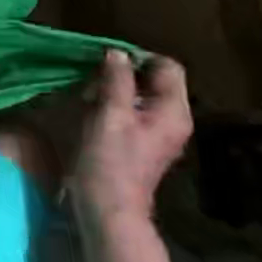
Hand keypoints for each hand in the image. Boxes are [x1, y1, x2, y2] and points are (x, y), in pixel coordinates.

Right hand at [73, 49, 192, 224]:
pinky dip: (114, 106)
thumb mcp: (111, 114)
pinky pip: (133, 113)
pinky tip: (92, 113)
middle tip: (92, 81)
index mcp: (173, 110)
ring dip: (114, 90)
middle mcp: (173, 120)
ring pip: (140, 96)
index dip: (139, 58)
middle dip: (123, 74)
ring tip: (88, 97)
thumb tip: (117, 52)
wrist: (108, 209)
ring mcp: (159, 134)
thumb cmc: (110, 160)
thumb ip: (116, 80)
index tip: (107, 61)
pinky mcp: (142, 144)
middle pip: (154, 81)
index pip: (167, 67)